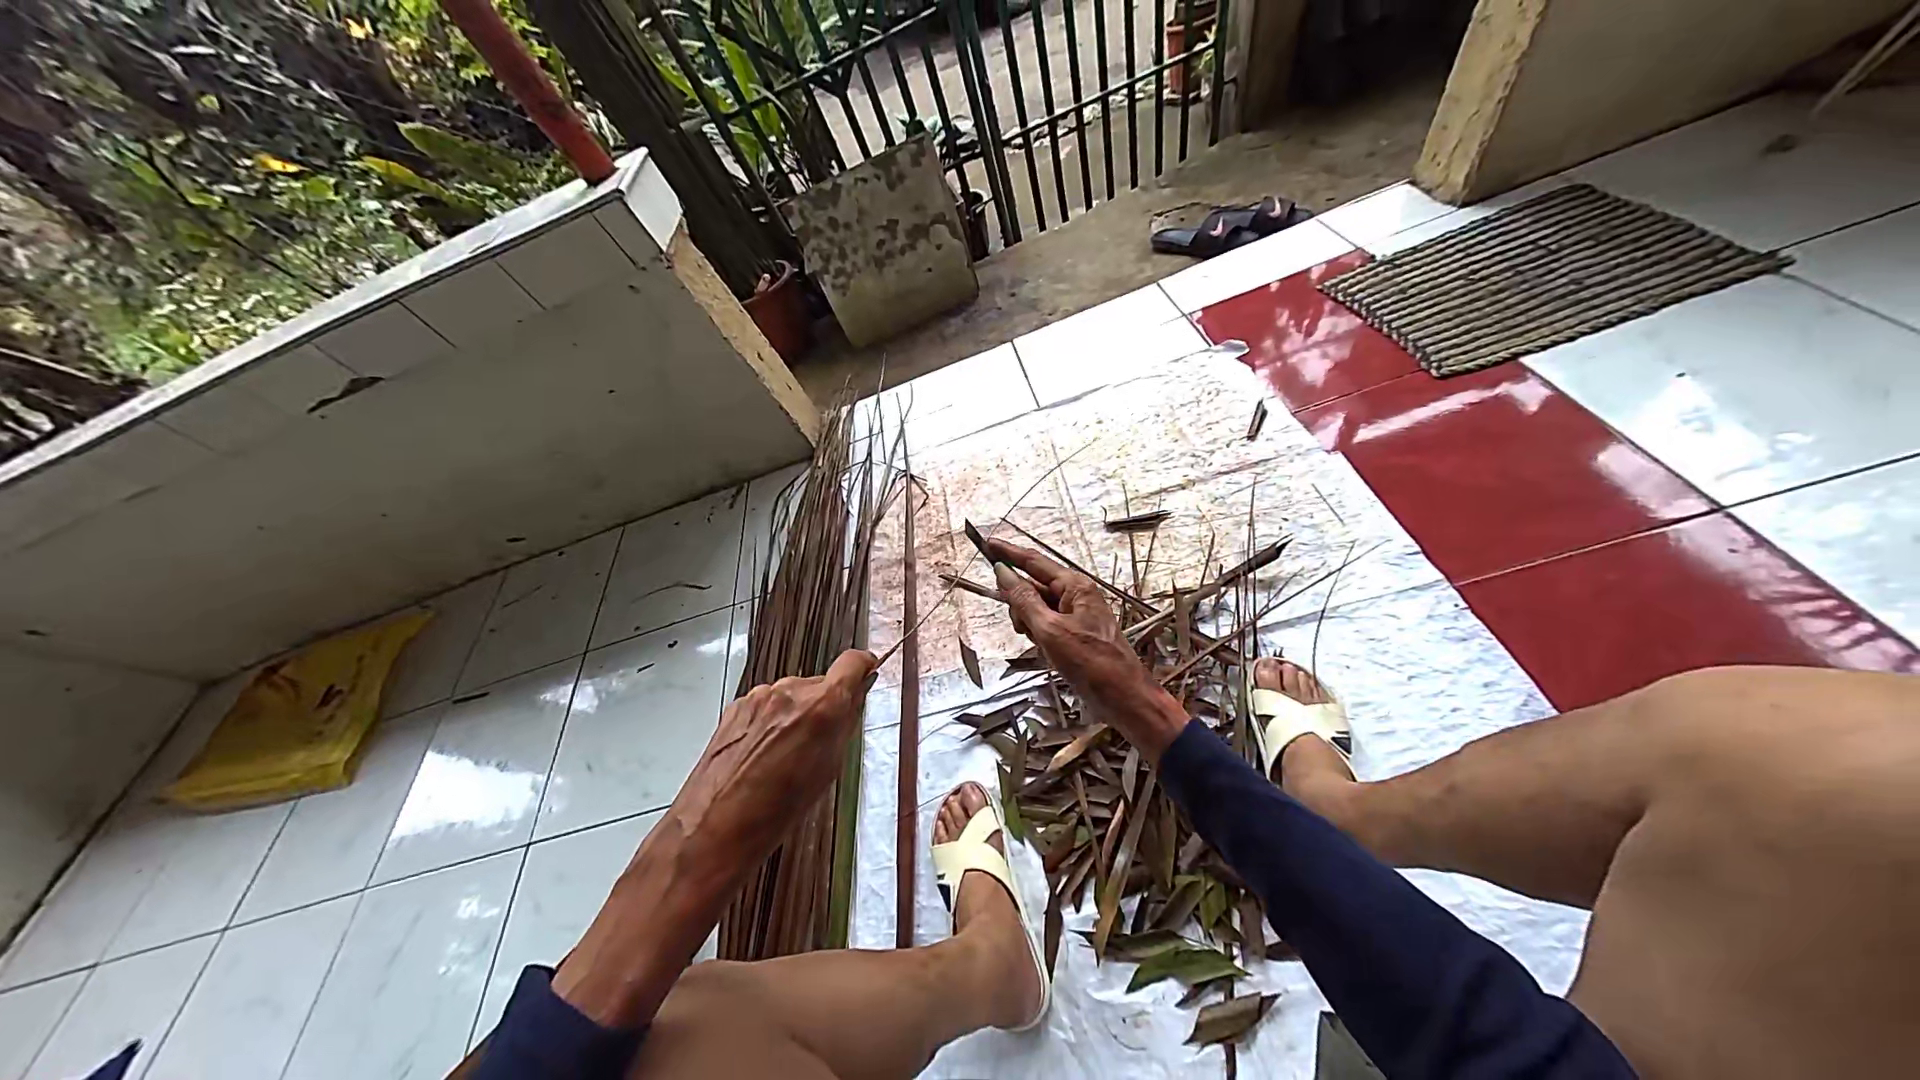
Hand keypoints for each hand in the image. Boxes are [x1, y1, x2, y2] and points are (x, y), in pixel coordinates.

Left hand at [671, 647, 877, 862]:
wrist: (715, 827)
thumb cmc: (772, 811)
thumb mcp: (828, 769)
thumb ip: (843, 726)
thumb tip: (854, 701)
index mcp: (822, 706)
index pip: (853, 663)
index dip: (863, 667)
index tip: (866, 672)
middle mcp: (791, 692)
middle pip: (821, 683)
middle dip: (825, 704)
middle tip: (822, 739)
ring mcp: (760, 697)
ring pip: (793, 694)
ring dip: (796, 714)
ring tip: (787, 755)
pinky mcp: (737, 705)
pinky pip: (766, 704)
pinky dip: (771, 721)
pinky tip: (765, 754)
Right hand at [985, 538, 1188, 758]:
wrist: (1123, 698)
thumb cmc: (1094, 664)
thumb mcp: (1050, 630)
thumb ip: (1024, 600)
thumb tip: (1003, 574)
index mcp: (1075, 587)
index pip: (1034, 562)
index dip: (1008, 553)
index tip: (987, 544)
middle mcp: (1076, 596)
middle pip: (1032, 587)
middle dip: (1020, 605)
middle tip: (1023, 627)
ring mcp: (1074, 615)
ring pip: (1036, 609)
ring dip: (1029, 625)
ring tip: (1042, 646)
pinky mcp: (1073, 634)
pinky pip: (1045, 626)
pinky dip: (1039, 637)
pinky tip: (1048, 654)